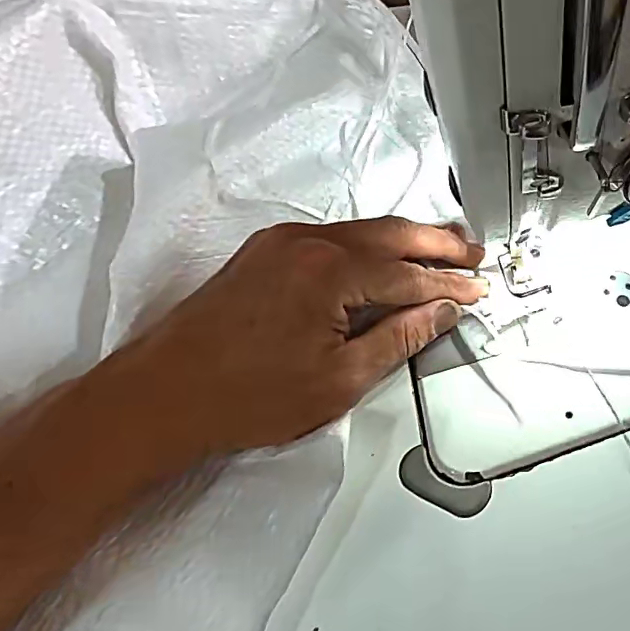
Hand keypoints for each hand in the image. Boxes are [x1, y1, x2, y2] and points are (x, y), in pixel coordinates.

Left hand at [92, 218, 486, 463]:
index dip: (450, 285)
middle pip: (394, 234)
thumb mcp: (341, 380)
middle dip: (441, 243)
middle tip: (474, 253)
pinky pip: (338, 235)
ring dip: (410, 238)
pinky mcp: (266, 250)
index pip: (411, 275)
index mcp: (328, 272)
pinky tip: (391, 254)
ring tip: (446, 246)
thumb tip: (442, 313)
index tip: (477, 291)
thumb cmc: (243, 398)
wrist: (152, 401)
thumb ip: (401, 338)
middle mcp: (306, 243)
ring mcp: (282, 242)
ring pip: (367, 229)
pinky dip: (374, 243)